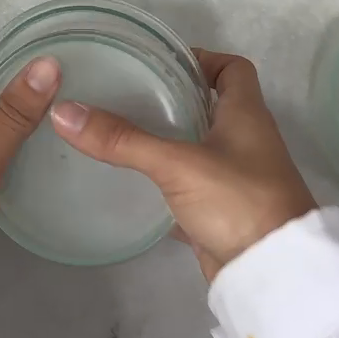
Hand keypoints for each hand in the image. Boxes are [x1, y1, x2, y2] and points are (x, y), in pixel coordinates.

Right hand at [49, 51, 314, 280]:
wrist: (276, 279)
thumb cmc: (239, 202)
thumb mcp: (175, 164)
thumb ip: (121, 139)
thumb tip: (62, 111)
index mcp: (247, 115)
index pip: (233, 69)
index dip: (203, 58)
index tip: (160, 60)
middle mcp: (246, 140)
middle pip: (209, 104)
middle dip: (171, 94)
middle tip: (125, 88)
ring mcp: (236, 178)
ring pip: (198, 143)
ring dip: (167, 135)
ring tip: (120, 126)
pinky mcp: (223, 211)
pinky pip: (190, 182)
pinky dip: (165, 176)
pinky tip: (133, 176)